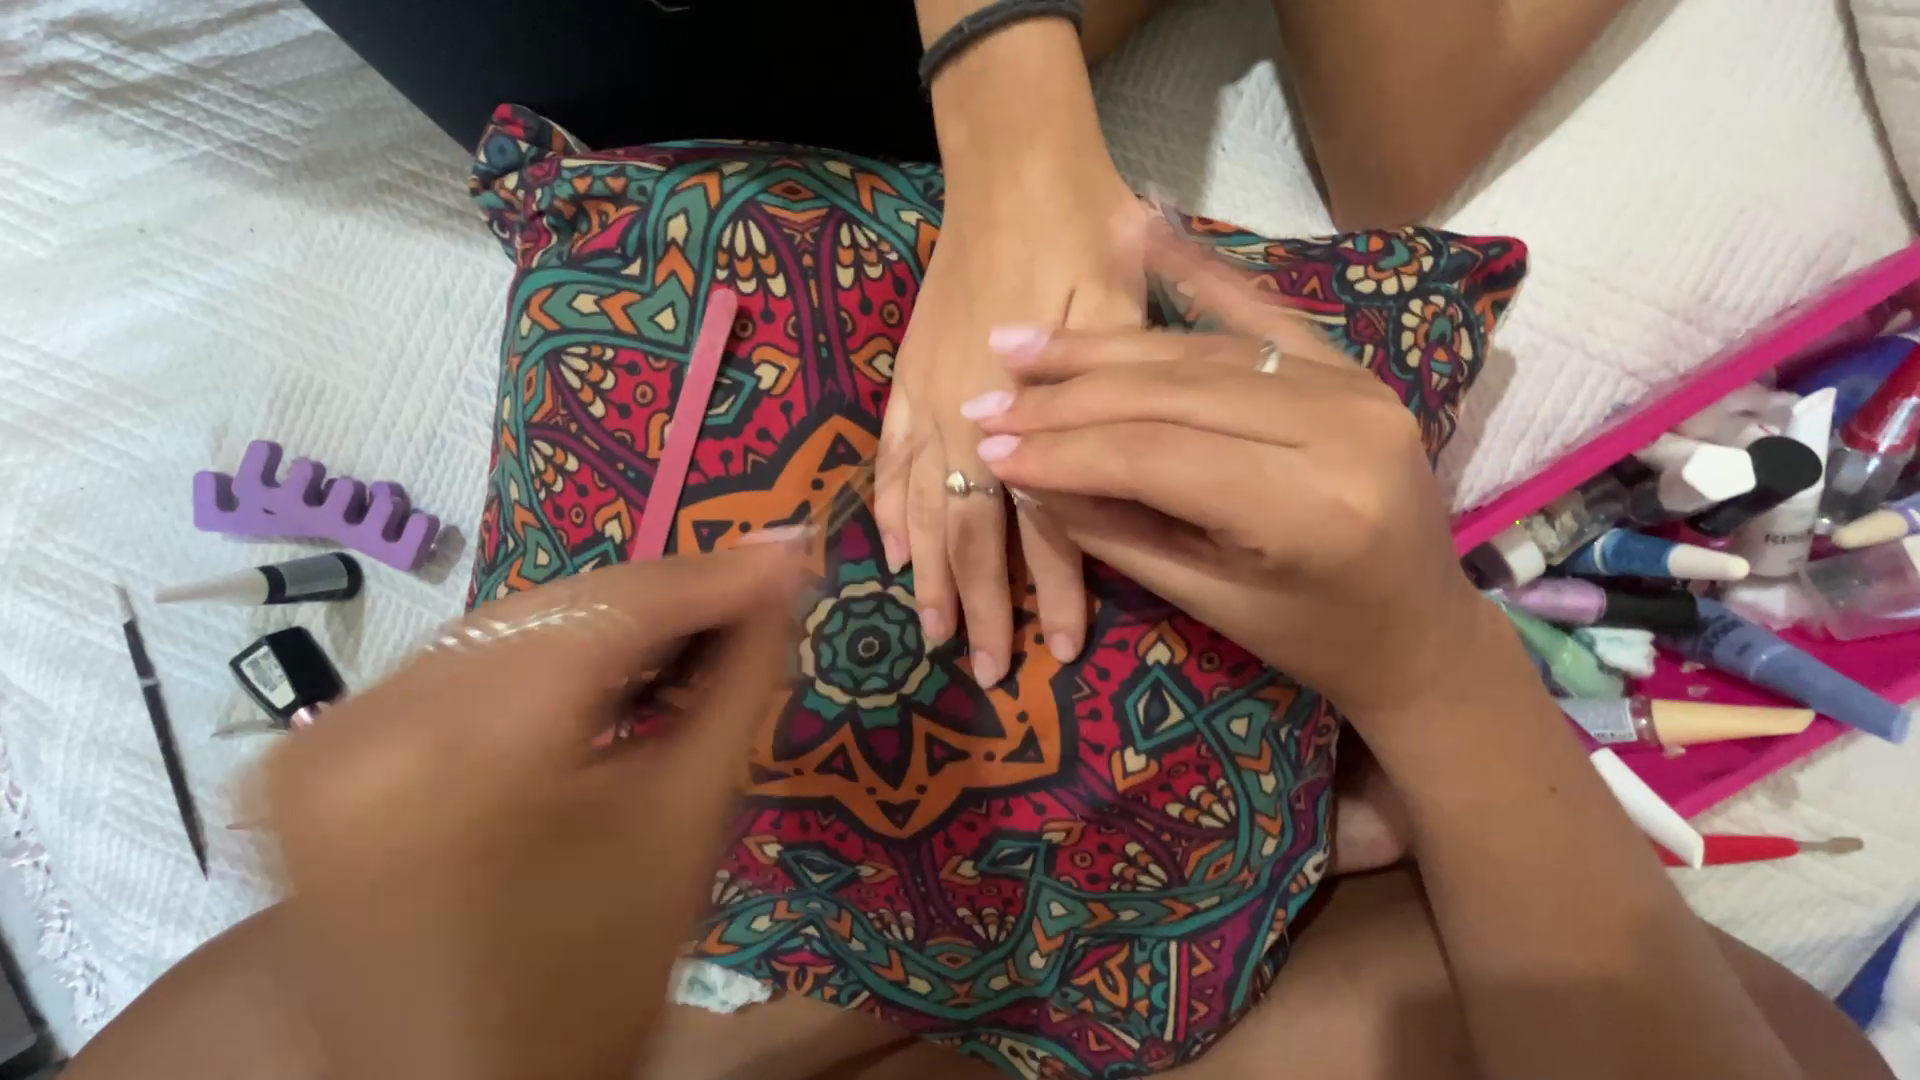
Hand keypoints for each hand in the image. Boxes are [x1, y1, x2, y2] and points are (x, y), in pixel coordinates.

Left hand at [262, 541, 808, 1079]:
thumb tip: (783, 579)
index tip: (786, 553)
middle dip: (665, 598)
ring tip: (694, 633)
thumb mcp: (688, 818)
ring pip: (510, 626)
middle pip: (553, 611)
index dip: (710, 577)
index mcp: (458, 762)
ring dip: (608, 624)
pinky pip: (465, 663)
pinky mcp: (316, 750)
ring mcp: (324, 736)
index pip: (608, 615)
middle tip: (753, 593)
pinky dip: (546, 656)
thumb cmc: (599, 976)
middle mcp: (362, 728)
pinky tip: (610, 669)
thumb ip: (741, 680)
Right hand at [873, 151, 1141, 689]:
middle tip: (982, 670)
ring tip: (929, 629)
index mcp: (1028, 415)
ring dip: (928, 573)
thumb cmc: (1082, 241)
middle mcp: (966, 421)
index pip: (1042, 525)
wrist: (1014, 170)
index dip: (1052, 591)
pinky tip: (887, 548)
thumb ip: (1104, 415)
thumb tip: (1083, 493)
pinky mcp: (904, 381)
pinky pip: (887, 456)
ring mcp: (926, 402)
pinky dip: (887, 507)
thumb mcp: (1124, 320)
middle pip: (972, 531)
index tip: (1058, 653)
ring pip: (924, 505)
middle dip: (979, 605)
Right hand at [968, 220, 1495, 726]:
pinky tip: (1138, 229)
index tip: (989, 448)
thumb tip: (1030, 476)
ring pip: (1198, 352)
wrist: (1423, 633)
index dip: (1064, 449)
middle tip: (989, 395)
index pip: (1155, 456)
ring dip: (1102, 348)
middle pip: (1171, 392)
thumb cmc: (1314, 640)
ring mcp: (1352, 384)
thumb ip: (1118, 531)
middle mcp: (1337, 427)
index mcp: (1307, 508)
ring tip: (1024, 345)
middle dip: (1069, 396)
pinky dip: (1196, 270)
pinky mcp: (1349, 366)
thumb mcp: (1210, 602)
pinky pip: (1259, 313)